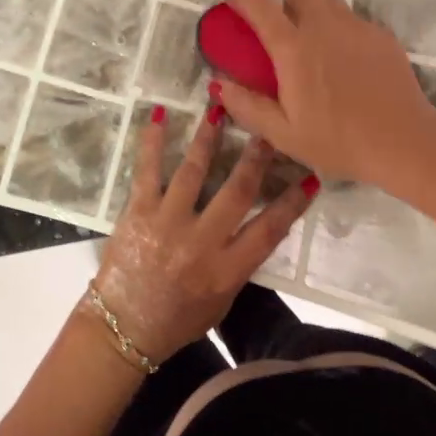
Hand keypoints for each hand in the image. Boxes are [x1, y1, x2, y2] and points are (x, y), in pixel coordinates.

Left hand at [88, 104, 315, 363]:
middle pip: (237, 191)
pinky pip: (148, 169)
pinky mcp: (139, 211)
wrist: (124, 327)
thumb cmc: (178, 319)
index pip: (268, 230)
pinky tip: (158, 113)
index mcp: (226, 270)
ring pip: (194, 171)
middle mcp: (200, 243)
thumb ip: (239, 263)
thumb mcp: (222, 301)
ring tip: (219, 108)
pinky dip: (152, 140)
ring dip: (209, 137)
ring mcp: (167, 223)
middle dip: (255, 157)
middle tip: (268, 129)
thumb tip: (259, 224)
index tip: (311, 177)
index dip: (292, 203)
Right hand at [212, 0, 435, 184]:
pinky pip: (353, 21)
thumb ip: (247, 105)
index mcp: (293, 48)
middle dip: (285, 1)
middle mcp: (324, 26)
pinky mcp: (382, 36)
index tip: (232, 0)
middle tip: (283, 31)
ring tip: (316, 48)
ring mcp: (357, 27)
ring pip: (328, 1)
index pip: (259, 3)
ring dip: (314, 13)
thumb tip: (218, 83)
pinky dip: (342, 31)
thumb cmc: (339, 142)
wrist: (406, 144)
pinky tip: (348, 65)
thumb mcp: (284, 134)